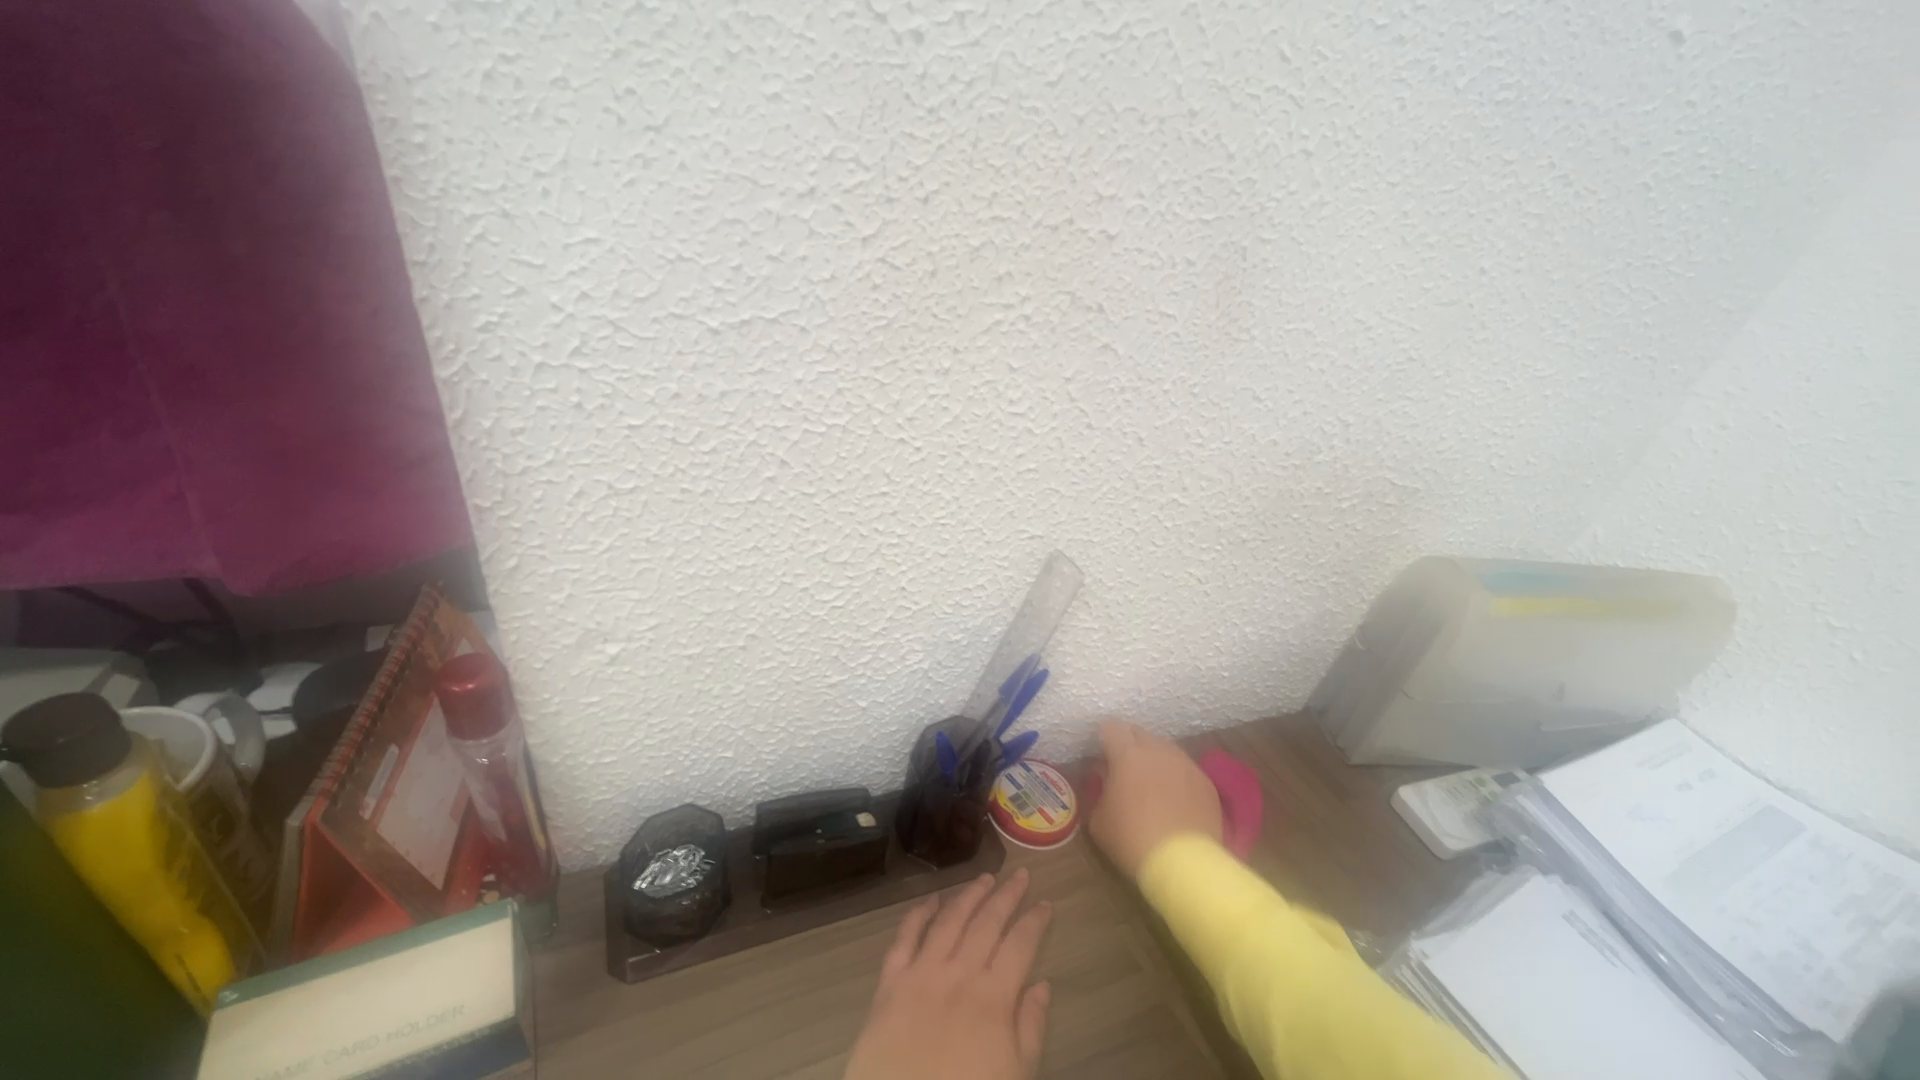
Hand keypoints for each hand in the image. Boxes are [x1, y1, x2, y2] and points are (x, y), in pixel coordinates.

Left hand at [843, 869, 1053, 1079]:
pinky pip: (905, 938)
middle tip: (1019, 874)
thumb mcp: (1016, 1073)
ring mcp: (922, 973)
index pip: (1020, 945)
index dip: (1034, 921)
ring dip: (968, 895)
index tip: (1045, 903)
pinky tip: (930, 900)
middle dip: (1006, 895)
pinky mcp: (890, 982)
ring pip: (949, 921)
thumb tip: (1042, 986)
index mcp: (993, 996)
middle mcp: (959, 974)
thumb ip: (1030, 1027)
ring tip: (984, 877)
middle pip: (987, 923)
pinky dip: (918, 914)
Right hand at [1088, 720, 1222, 878]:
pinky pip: (1185, 770)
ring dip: (1154, 759)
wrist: (1183, 863)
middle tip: (1123, 767)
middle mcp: (1158, 750)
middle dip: (1128, 744)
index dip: (1103, 738)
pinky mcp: (1206, 782)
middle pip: (1140, 733)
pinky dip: (1176, 777)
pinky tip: (1174, 800)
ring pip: (1165, 749)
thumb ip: (1100, 790)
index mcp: (1127, 754)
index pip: (1111, 728)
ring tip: (1150, 784)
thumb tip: (1107, 778)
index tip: (1101, 754)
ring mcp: (1186, 764)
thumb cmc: (1131, 840)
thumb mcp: (1098, 820)